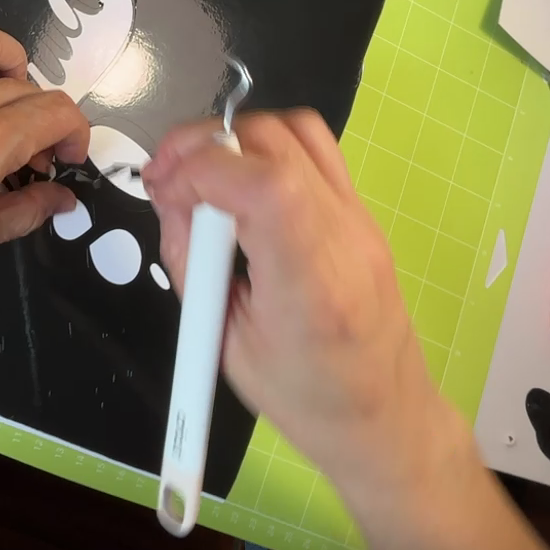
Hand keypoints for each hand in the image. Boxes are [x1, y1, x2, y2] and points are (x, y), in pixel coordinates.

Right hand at [140, 110, 470, 509]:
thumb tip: (170, 196)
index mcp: (312, 284)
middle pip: (274, 141)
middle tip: (167, 176)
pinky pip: (311, 149)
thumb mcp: (222, 340)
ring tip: (201, 173)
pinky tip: (238, 182)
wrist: (386, 419)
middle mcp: (345, 235)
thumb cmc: (303, 397)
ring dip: (234, 139)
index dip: (198, 170)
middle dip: (203, 144)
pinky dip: (262, 148)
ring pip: (296, 129)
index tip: (163, 190)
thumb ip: (190, 260)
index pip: (263, 184)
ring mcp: (360, 217)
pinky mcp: (360, 211)